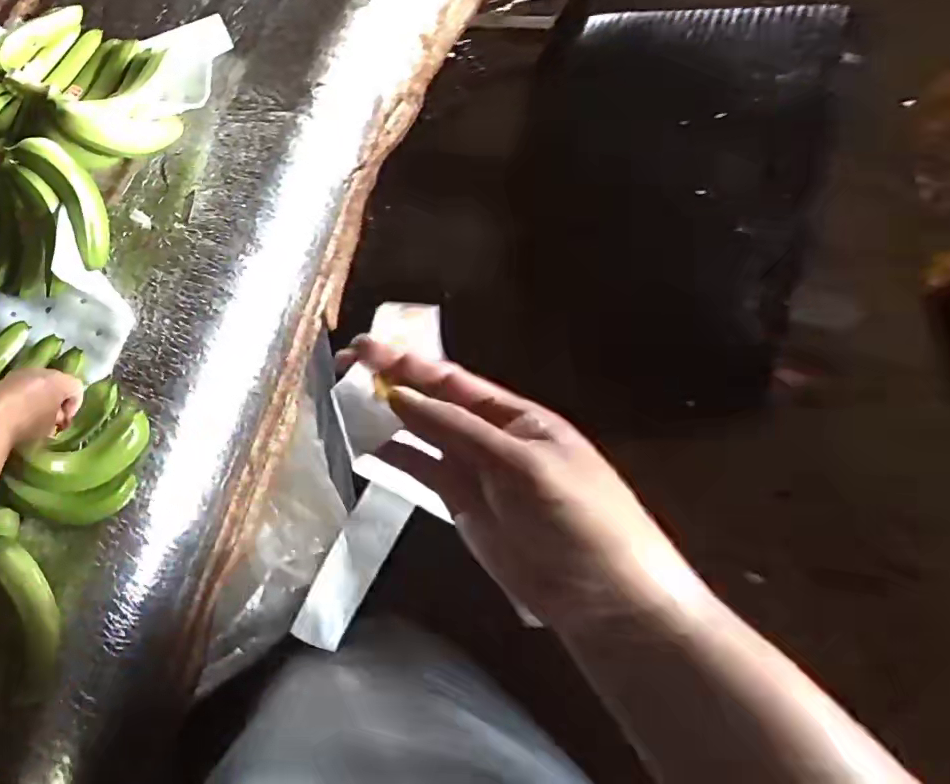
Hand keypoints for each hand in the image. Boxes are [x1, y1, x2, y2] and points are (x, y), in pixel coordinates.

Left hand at [0, 368, 82, 447]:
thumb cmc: (28, 424)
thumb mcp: (50, 427)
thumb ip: (58, 417)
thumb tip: (55, 415)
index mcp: (59, 380)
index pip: (77, 387)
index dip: (75, 406)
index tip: (64, 423)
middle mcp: (42, 370)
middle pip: (57, 382)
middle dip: (57, 400)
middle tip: (51, 421)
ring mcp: (22, 372)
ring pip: (38, 383)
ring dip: (39, 398)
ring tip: (32, 418)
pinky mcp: (5, 378)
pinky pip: (22, 386)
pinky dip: (23, 397)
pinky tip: (16, 413)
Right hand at [340, 337, 709, 632]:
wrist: (607, 602)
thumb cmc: (578, 520)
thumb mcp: (521, 465)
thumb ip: (455, 428)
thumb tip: (395, 394)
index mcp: (514, 416)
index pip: (451, 379)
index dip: (406, 361)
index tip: (364, 346)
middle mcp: (488, 435)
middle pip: (429, 401)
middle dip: (388, 381)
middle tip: (343, 366)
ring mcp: (472, 469)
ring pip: (418, 432)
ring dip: (383, 415)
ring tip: (342, 400)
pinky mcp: (457, 501)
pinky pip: (418, 468)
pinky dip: (390, 454)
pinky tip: (362, 444)